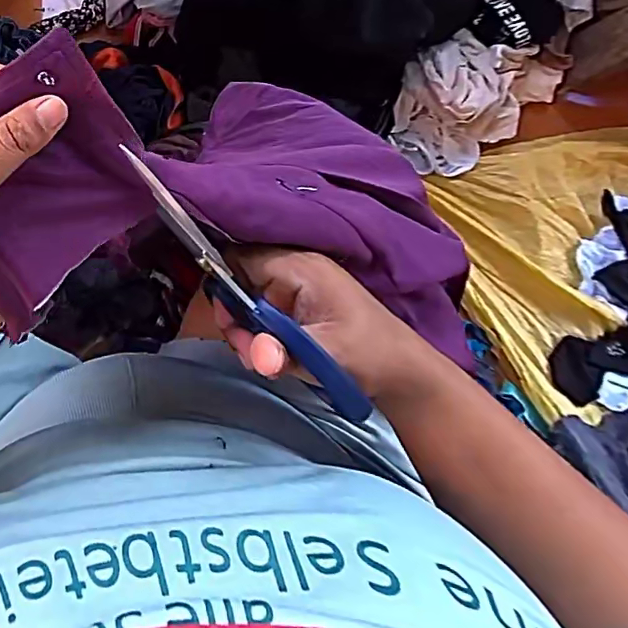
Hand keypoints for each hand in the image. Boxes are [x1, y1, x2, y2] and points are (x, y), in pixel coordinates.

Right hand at [213, 248, 449, 407]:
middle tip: (249, 349)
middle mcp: (298, 268)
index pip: (241, 257)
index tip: (229, 321)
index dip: (225, 286)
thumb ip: (284, 353)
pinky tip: (276, 355)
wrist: (402, 370)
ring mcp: (300, 285)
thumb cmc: (371, 354)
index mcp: (301, 267)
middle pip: (241, 279)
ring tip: (266, 358)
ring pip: (251, 298)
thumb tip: (256, 354)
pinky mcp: (302, 304)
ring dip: (249, 330)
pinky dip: (263, 334)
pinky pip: (267, 310)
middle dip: (236, 317)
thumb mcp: (325, 355)